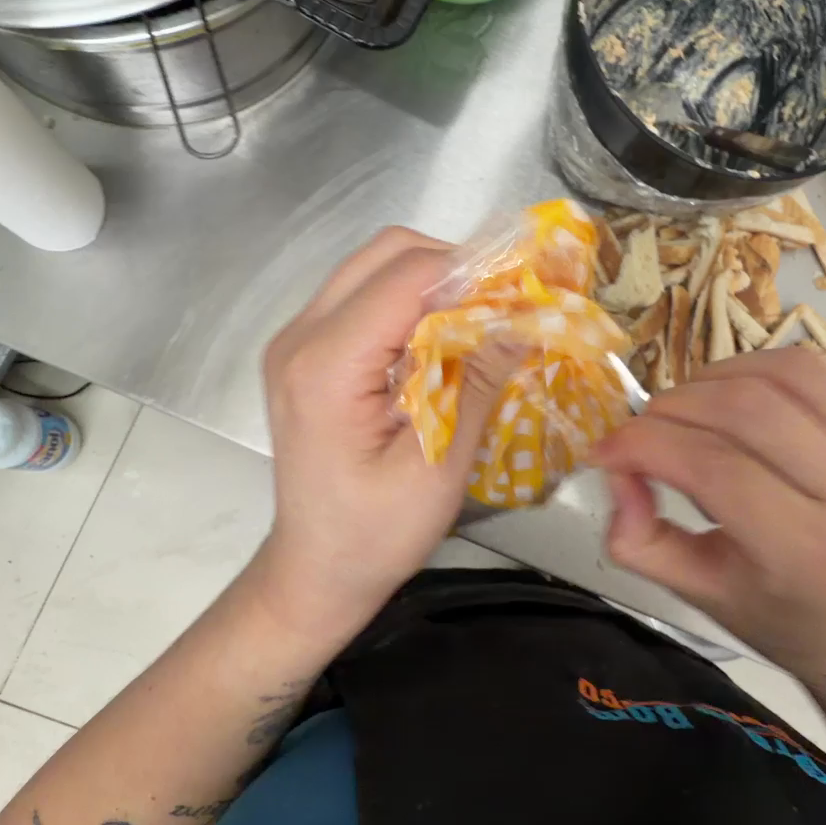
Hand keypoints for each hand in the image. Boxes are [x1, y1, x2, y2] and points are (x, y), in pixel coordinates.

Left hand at [249, 226, 513, 640]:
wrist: (316, 570)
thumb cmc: (374, 536)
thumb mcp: (438, 468)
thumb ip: (479, 384)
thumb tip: (526, 319)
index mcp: (326, 367)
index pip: (406, 277)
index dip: (474, 272)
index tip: (528, 289)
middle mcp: (300, 337)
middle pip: (387, 254)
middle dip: (456, 268)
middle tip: (507, 307)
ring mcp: (297, 340)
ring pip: (376, 268)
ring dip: (434, 284)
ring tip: (481, 324)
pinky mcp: (306, 352)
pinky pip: (364, 298)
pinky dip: (411, 304)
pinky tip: (443, 342)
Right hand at [590, 348, 825, 671]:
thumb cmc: (770, 613)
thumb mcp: (694, 591)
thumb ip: (639, 539)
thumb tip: (615, 470)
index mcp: (809, 552)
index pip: (717, 469)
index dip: (647, 445)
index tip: (604, 452)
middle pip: (747, 411)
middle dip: (672, 408)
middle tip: (637, 431)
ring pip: (778, 376)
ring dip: (708, 382)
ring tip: (677, 414)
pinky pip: (807, 370)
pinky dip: (749, 369)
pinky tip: (721, 397)